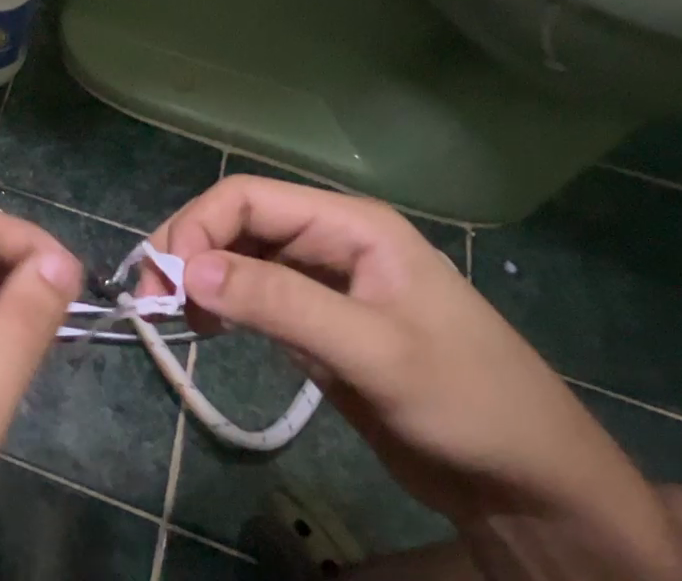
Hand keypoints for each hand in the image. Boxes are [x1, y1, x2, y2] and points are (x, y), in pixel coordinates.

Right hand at [141, 176, 681, 579]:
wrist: (528, 484)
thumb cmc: (467, 403)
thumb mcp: (374, 351)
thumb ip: (280, 304)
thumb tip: (186, 270)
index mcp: (350, 225)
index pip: (247, 198)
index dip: (197, 228)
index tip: (166, 282)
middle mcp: (331, 242)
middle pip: (235, 223)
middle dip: (187, 252)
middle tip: (153, 303)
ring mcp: (323, 283)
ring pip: (237, 258)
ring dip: (198, 279)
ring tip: (178, 319)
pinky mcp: (318, 323)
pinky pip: (253, 296)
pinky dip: (220, 306)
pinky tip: (209, 330)